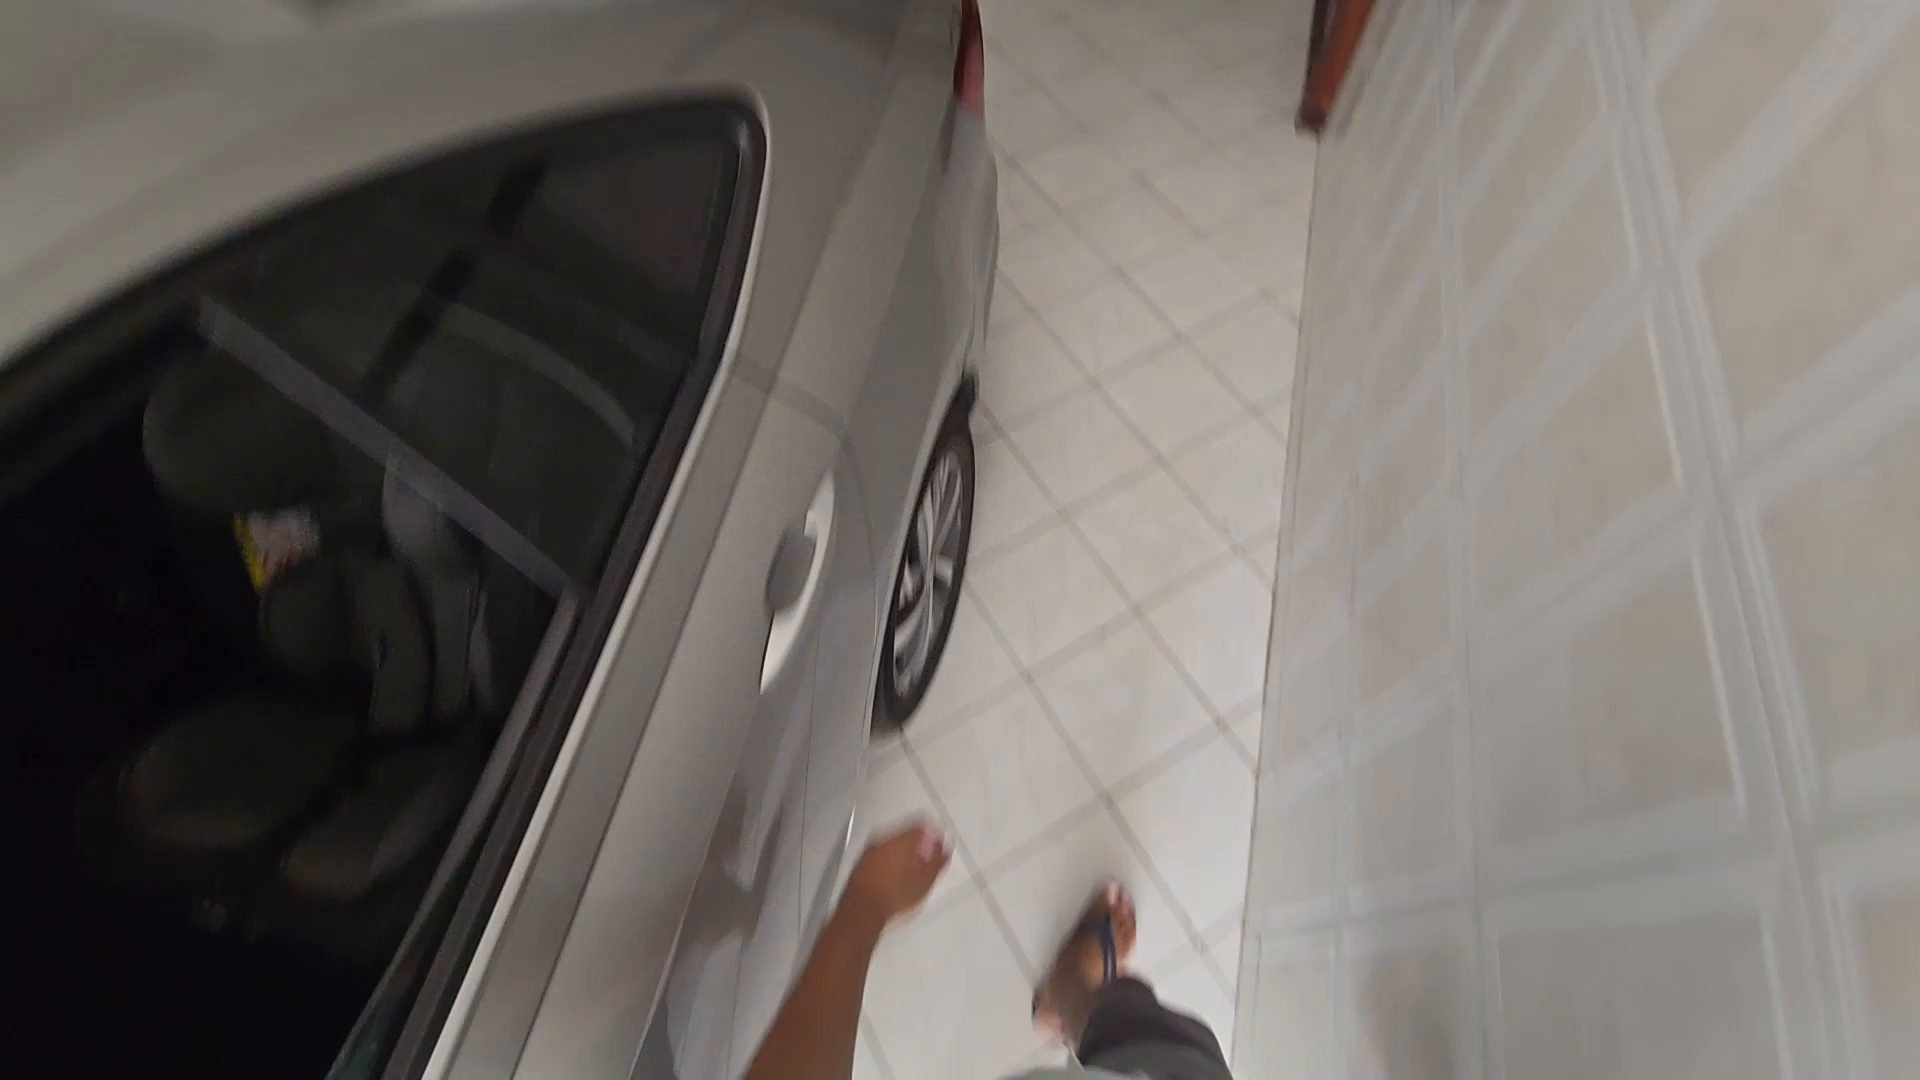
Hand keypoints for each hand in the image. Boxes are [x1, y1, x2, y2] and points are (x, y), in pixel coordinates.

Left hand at [840, 820, 952, 928]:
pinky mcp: (861, 862)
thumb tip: (944, 852)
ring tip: (910, 875)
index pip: (922, 824)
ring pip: (892, 843)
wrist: (861, 912)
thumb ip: (937, 862)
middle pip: (907, 833)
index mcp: (902, 839)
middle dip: (919, 845)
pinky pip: (880, 854)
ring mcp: (870, 850)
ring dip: (904, 854)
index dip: (934, 833)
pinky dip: (889, 862)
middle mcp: (884, 839)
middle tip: (925, 860)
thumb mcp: (924, 882)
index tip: (937, 844)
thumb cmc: (890, 897)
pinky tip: (894, 880)